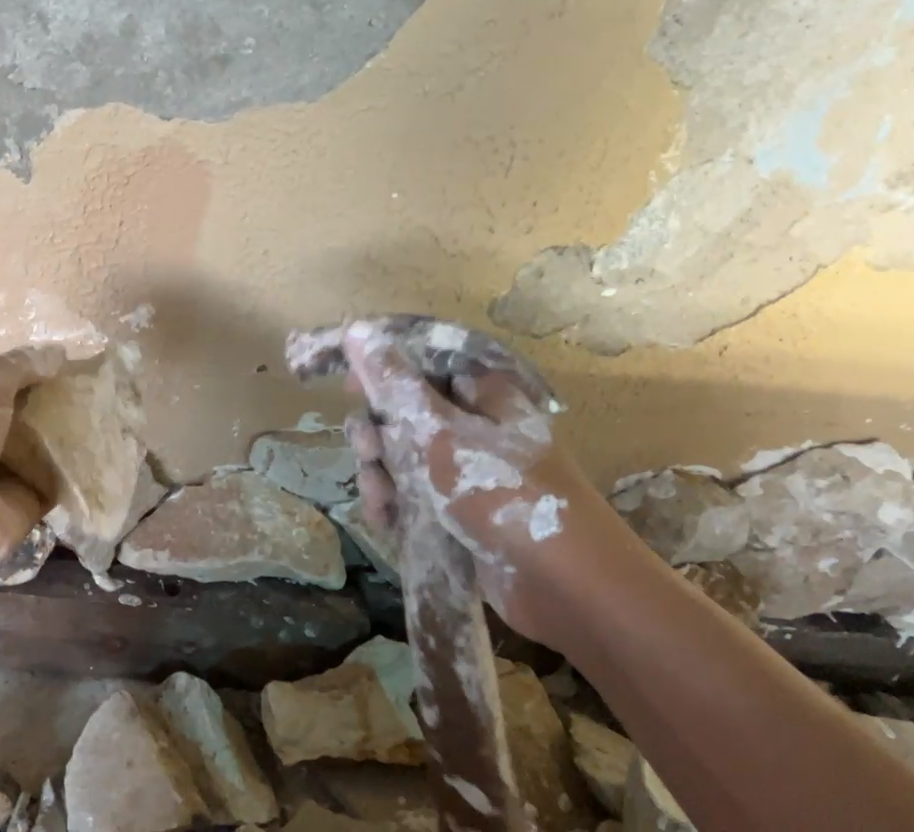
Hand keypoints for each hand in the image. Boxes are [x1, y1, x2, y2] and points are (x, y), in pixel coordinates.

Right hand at [338, 326, 600, 644]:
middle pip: (405, 416)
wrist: (564, 585)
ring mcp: (467, 476)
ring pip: (402, 461)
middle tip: (368, 450)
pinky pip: (411, 499)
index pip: (421, 367)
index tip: (349, 387)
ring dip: (380, 474)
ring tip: (380, 495)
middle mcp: (475, 429)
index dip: (381, 373)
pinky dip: (394, 506)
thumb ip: (392, 382)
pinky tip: (385, 519)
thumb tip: (356, 329)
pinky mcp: (459, 516)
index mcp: (482, 396)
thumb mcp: (438, 430)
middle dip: (377, 434)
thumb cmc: (502, 491)